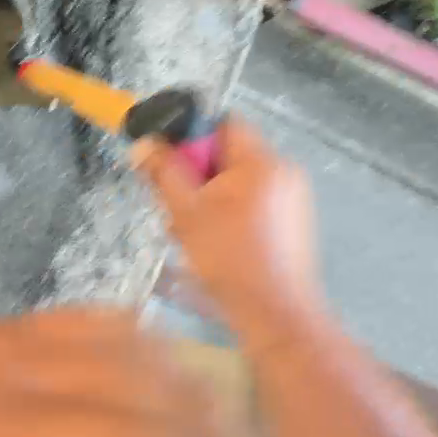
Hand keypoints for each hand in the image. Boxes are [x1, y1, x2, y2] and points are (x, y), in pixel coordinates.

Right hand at [134, 119, 326, 338]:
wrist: (275, 313)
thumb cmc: (229, 258)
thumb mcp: (185, 212)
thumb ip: (163, 172)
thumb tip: (143, 145)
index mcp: (262, 161)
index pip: (223, 123)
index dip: (191, 137)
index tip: (168, 162)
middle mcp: (284, 171)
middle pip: (228, 154)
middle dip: (195, 174)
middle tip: (175, 204)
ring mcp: (293, 198)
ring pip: (236, 182)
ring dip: (208, 197)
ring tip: (191, 230)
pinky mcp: (293, 223)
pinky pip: (252, 203)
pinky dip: (228, 214)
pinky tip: (214, 243)